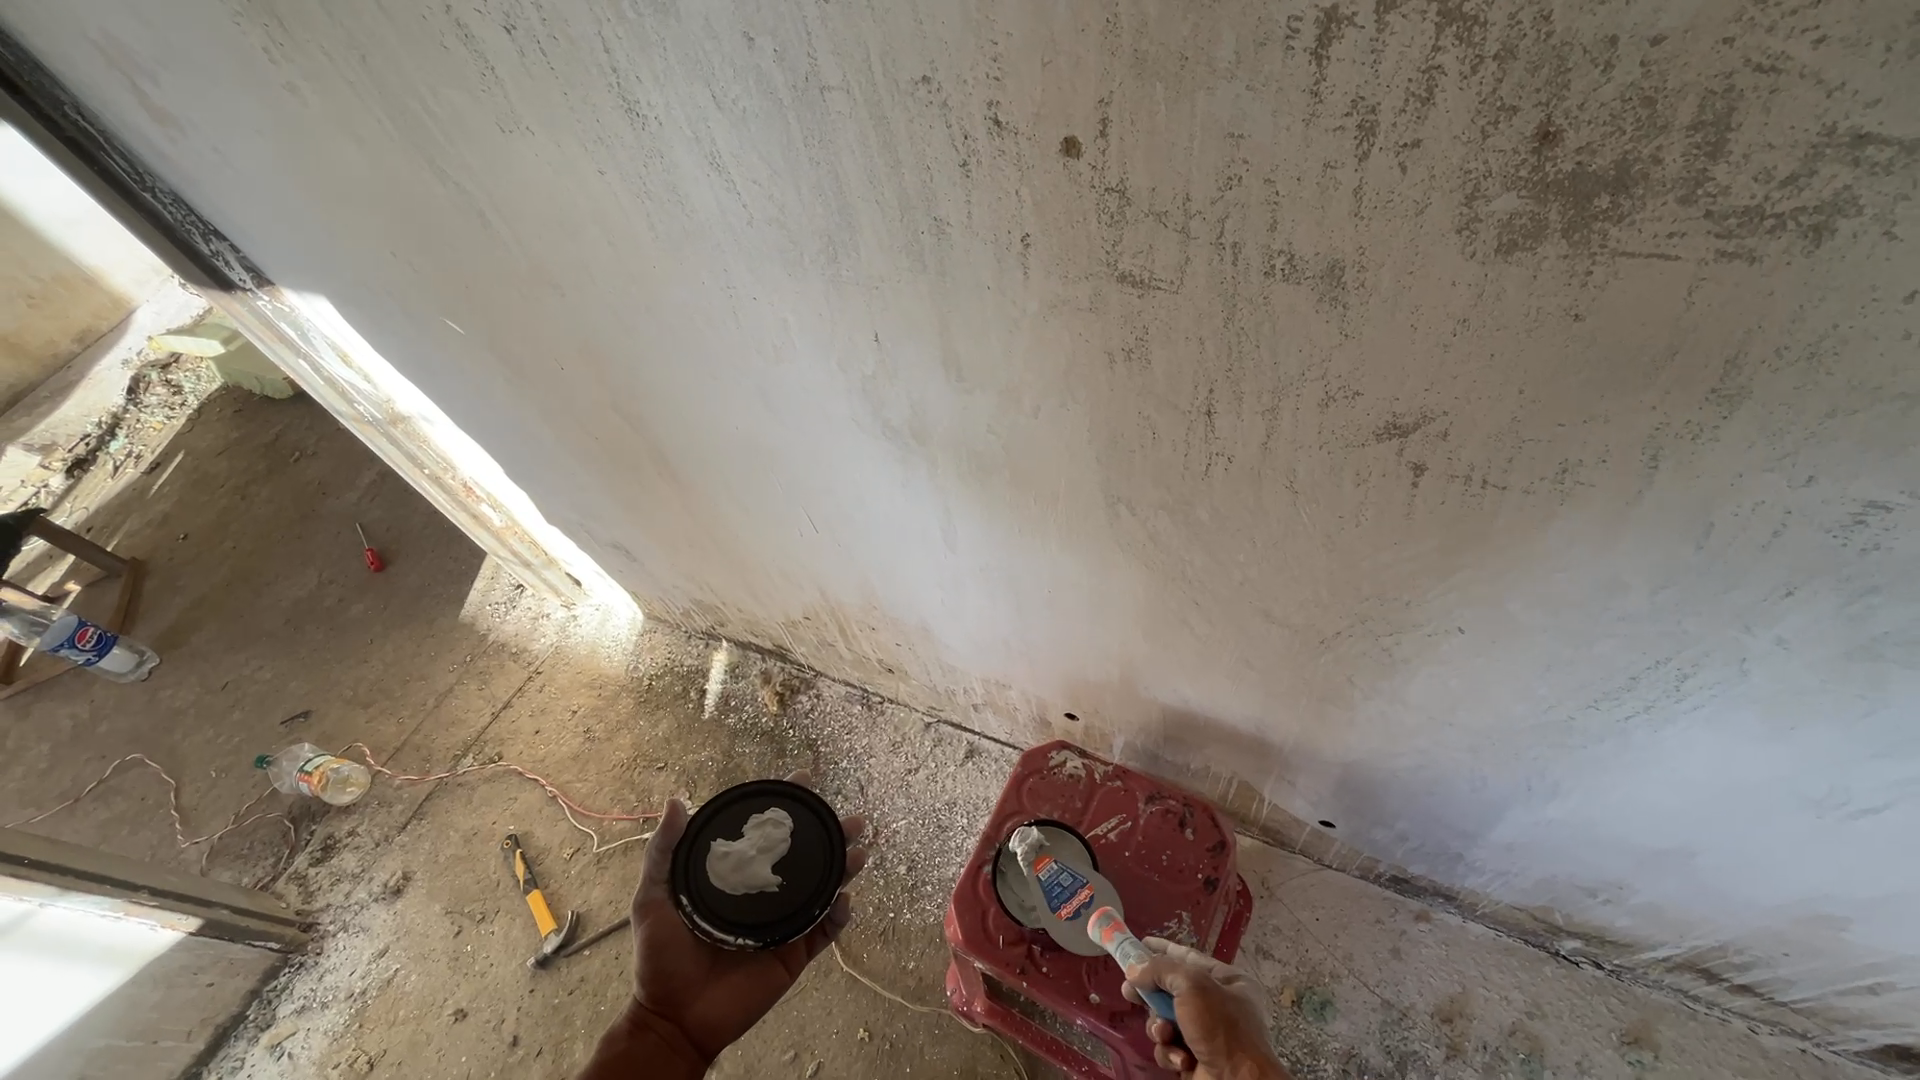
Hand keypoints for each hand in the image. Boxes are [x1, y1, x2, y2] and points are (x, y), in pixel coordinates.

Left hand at [627, 771, 866, 1065]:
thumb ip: (664, 851)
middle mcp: (765, 891)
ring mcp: (784, 923)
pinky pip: (826, 931)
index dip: (787, 805)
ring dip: (845, 869)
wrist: (675, 1018)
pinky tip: (844, 901)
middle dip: (832, 834)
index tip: (805, 779)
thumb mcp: (655, 898)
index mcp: (737, 874)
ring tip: (859, 852)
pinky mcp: (795, 953)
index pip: (766, 832)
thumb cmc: (661, 957)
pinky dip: (840, 915)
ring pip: (824, 888)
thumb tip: (675, 801)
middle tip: (852, 820)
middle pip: (806, 856)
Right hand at [1123, 937, 1290, 1079]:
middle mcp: (1217, 1005)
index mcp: (1227, 981)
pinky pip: (1169, 1046)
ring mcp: (1206, 1035)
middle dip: (1150, 994)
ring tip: (1164, 1033)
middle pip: (1171, 990)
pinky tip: (1180, 1058)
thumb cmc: (1221, 1028)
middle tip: (1129, 991)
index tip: (1136, 944)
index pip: (1188, 957)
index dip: (1161, 949)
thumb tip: (1133, 970)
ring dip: (1159, 1027)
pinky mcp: (1194, 1058)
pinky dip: (1169, 1052)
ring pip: (1165, 1020)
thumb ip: (1160, 969)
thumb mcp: (1192, 985)